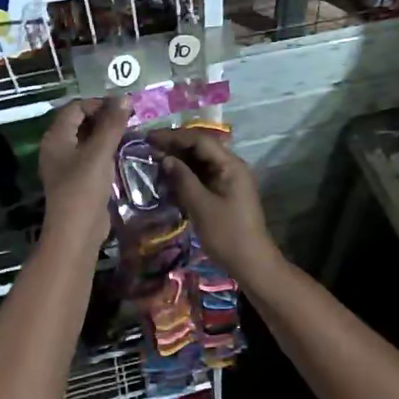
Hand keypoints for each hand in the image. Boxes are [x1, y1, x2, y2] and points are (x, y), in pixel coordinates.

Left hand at [39, 97, 129, 247]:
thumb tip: (124, 98)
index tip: (123, 107)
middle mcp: (57, 148)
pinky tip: (122, 153)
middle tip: (130, 118)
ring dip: (106, 134)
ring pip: (87, 140)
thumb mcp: (100, 152)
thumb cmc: (84, 187)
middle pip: (80, 122)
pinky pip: (91, 157)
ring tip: (130, 133)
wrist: (76, 230)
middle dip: (104, 117)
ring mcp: (67, 165)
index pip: (75, 108)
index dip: (98, 103)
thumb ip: (112, 124)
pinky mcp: (78, 180)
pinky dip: (106, 150)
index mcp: (56, 137)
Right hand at [148, 127, 280, 277]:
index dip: (173, 137)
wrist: (250, 262)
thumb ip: (183, 179)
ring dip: (179, 160)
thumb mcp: (201, 205)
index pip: (200, 140)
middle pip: (200, 148)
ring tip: (154, 160)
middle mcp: (231, 167)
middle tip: (148, 147)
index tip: (149, 138)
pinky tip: (168, 178)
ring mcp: (229, 180)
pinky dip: (186, 175)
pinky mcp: (224, 193)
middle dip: (175, 146)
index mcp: (230, 165)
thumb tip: (166, 158)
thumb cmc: (227, 233)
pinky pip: (203, 176)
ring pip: (200, 162)